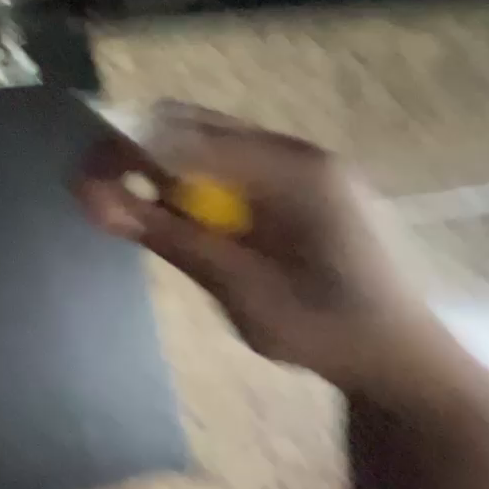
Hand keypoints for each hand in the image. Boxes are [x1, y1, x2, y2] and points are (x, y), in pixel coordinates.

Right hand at [72, 102, 450, 395]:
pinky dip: (182, 176)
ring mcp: (297, 164)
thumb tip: (87, 198)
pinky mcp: (293, 181)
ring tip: (129, 205)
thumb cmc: (327, 330)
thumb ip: (164, 236)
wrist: (406, 364)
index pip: (186, 136)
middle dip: (133, 152)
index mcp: (294, 171)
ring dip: (155, 164)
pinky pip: (219, 158)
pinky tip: (175, 213)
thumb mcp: (239, 288)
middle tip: (96, 192)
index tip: (81, 184)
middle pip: (189, 124)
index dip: (124, 152)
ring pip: (199, 137)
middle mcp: (296, 152)